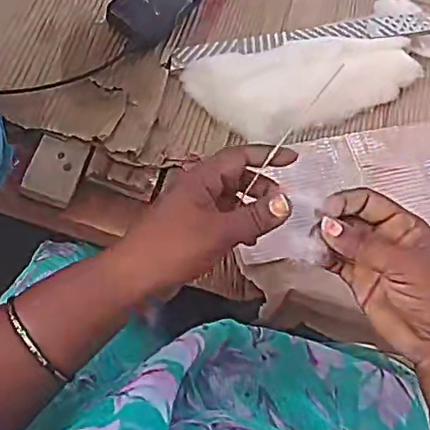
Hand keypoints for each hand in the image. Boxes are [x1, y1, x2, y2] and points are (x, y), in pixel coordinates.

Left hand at [110, 145, 296, 292]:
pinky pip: (222, 215)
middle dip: (263, 187)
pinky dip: (238, 222)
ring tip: (268, 225)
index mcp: (202, 177)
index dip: (268, 155)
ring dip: (251, 208)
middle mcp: (198, 185)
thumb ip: (255, 216)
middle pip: (237, 176)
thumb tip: (286, 202)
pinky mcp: (190, 225)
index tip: (293, 160)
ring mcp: (193, 205)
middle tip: (283, 205)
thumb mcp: (221, 231)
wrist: (135, 273)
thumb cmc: (174, 246)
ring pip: (231, 198)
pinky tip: (248, 239)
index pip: (240, 156)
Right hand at [316, 188, 429, 368]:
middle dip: (330, 219)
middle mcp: (384, 239)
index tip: (327, 210)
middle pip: (350, 218)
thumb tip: (331, 226)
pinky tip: (315, 255)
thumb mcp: (405, 264)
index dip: (346, 202)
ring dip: (323, 238)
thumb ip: (365, 244)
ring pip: (339, 240)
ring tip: (312, 242)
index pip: (368, 202)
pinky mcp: (359, 280)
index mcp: (403, 226)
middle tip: (314, 225)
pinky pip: (335, 262)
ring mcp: (371, 260)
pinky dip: (322, 257)